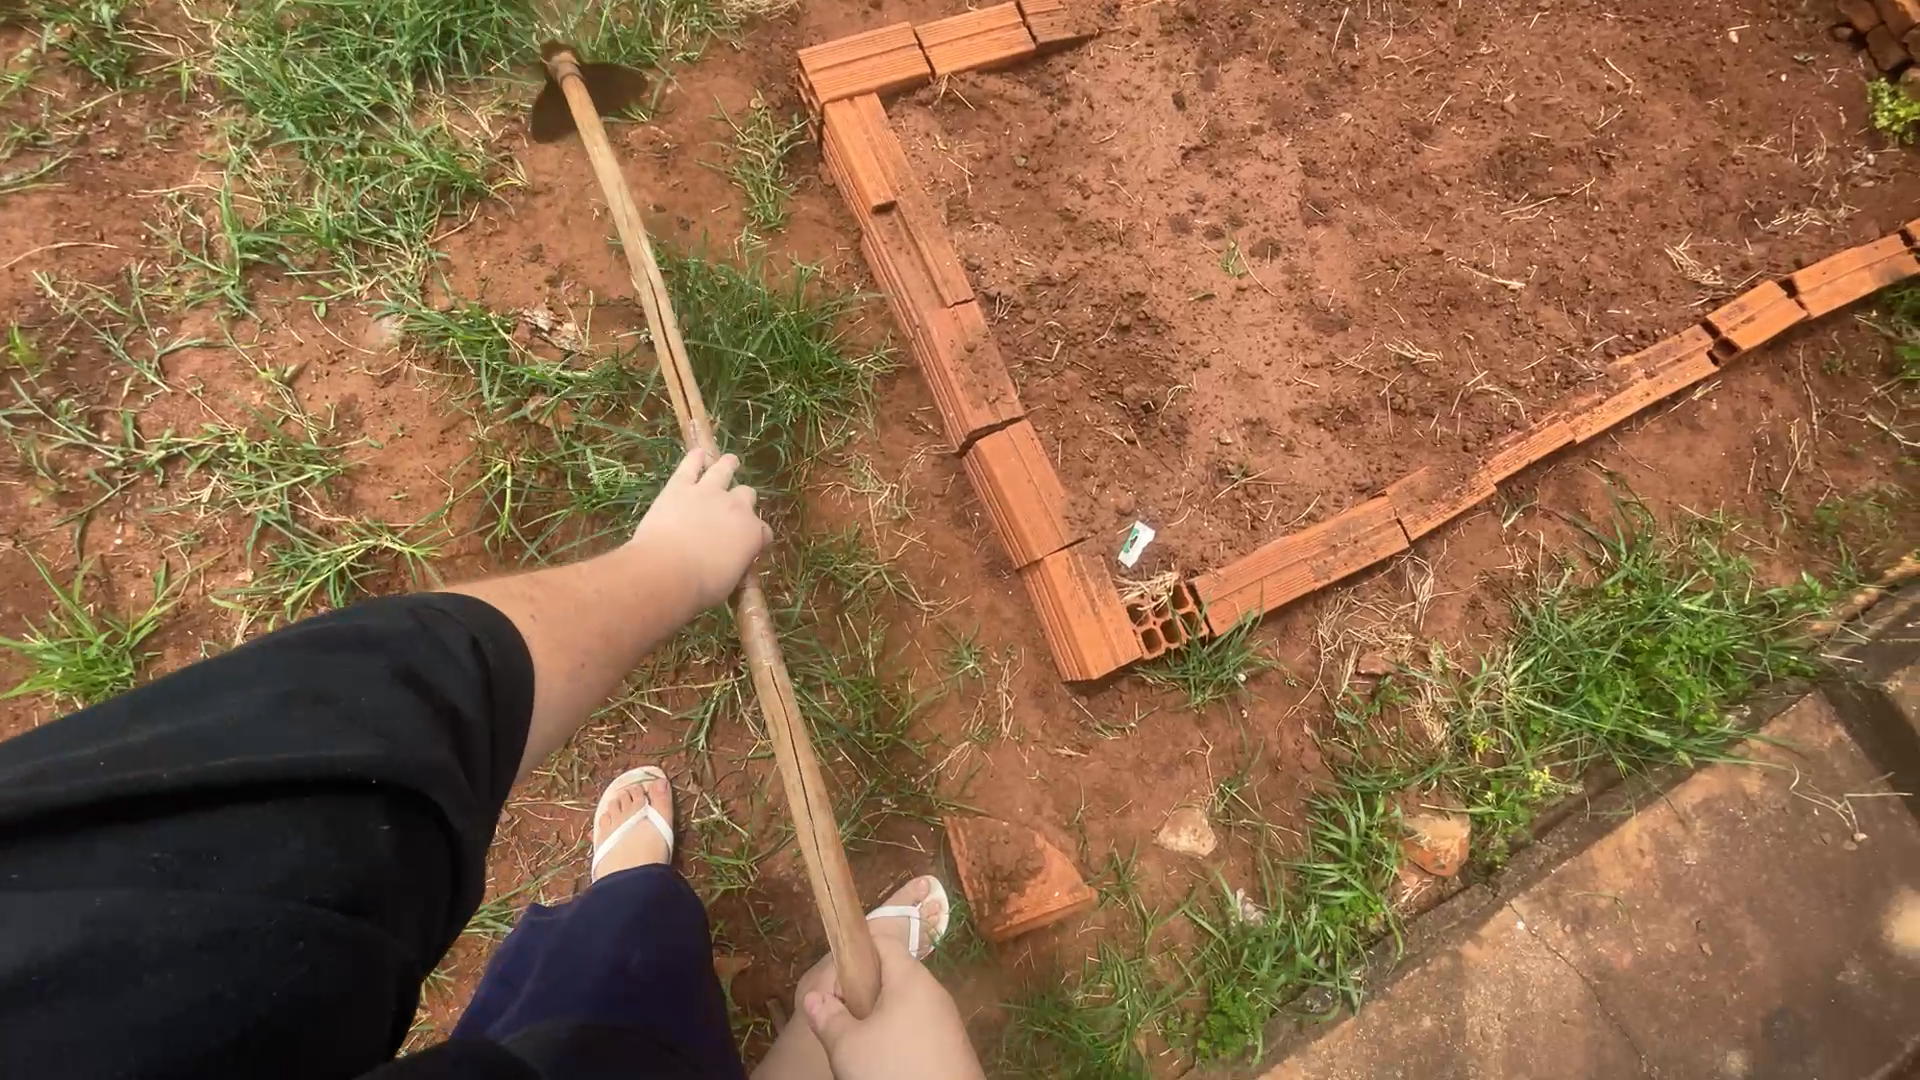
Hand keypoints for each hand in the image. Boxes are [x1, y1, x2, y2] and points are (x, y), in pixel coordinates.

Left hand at [627, 449, 772, 613]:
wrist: (667, 572)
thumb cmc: (702, 587)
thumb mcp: (730, 582)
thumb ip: (736, 564)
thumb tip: (732, 562)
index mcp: (753, 533)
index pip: (764, 531)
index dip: (757, 537)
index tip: (750, 545)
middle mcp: (737, 507)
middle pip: (747, 495)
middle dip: (743, 501)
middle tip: (733, 509)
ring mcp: (708, 493)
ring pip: (724, 470)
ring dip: (728, 465)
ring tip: (731, 461)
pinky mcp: (680, 487)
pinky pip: (690, 466)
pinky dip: (695, 459)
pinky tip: (698, 454)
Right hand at [801, 939, 985, 1079]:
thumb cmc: (894, 1070)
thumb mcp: (849, 1048)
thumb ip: (828, 1018)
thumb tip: (813, 997)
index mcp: (910, 977)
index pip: (883, 941)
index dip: (856, 950)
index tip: (837, 979)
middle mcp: (932, 989)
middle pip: (892, 975)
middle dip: (864, 992)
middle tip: (844, 1019)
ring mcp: (946, 1017)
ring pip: (905, 1004)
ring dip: (881, 1018)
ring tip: (862, 1046)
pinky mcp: (952, 1043)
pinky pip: (919, 1026)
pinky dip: (900, 1036)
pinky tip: (887, 1064)